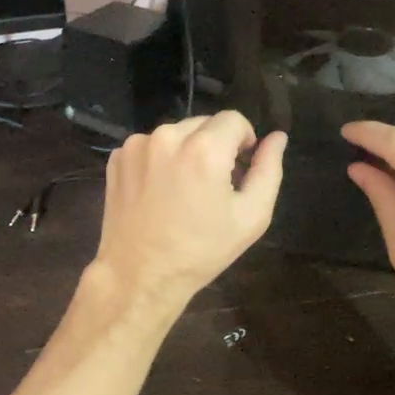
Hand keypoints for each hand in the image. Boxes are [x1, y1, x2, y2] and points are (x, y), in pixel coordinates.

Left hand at [90, 112, 286, 311]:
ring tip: (183, 190)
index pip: (234, 119)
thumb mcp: (250, 217)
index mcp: (203, 149)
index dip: (243, 141)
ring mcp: (137, 146)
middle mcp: (167, 137)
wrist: (139, 274)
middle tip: (212, 185)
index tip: (239, 168)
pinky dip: (159, 160)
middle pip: (203, 124)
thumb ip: (268, 170)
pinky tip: (158, 192)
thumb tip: (277, 137)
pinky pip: (149, 146)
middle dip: (214, 146)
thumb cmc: (201, 251)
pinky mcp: (117, 157)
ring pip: (175, 133)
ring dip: (185, 151)